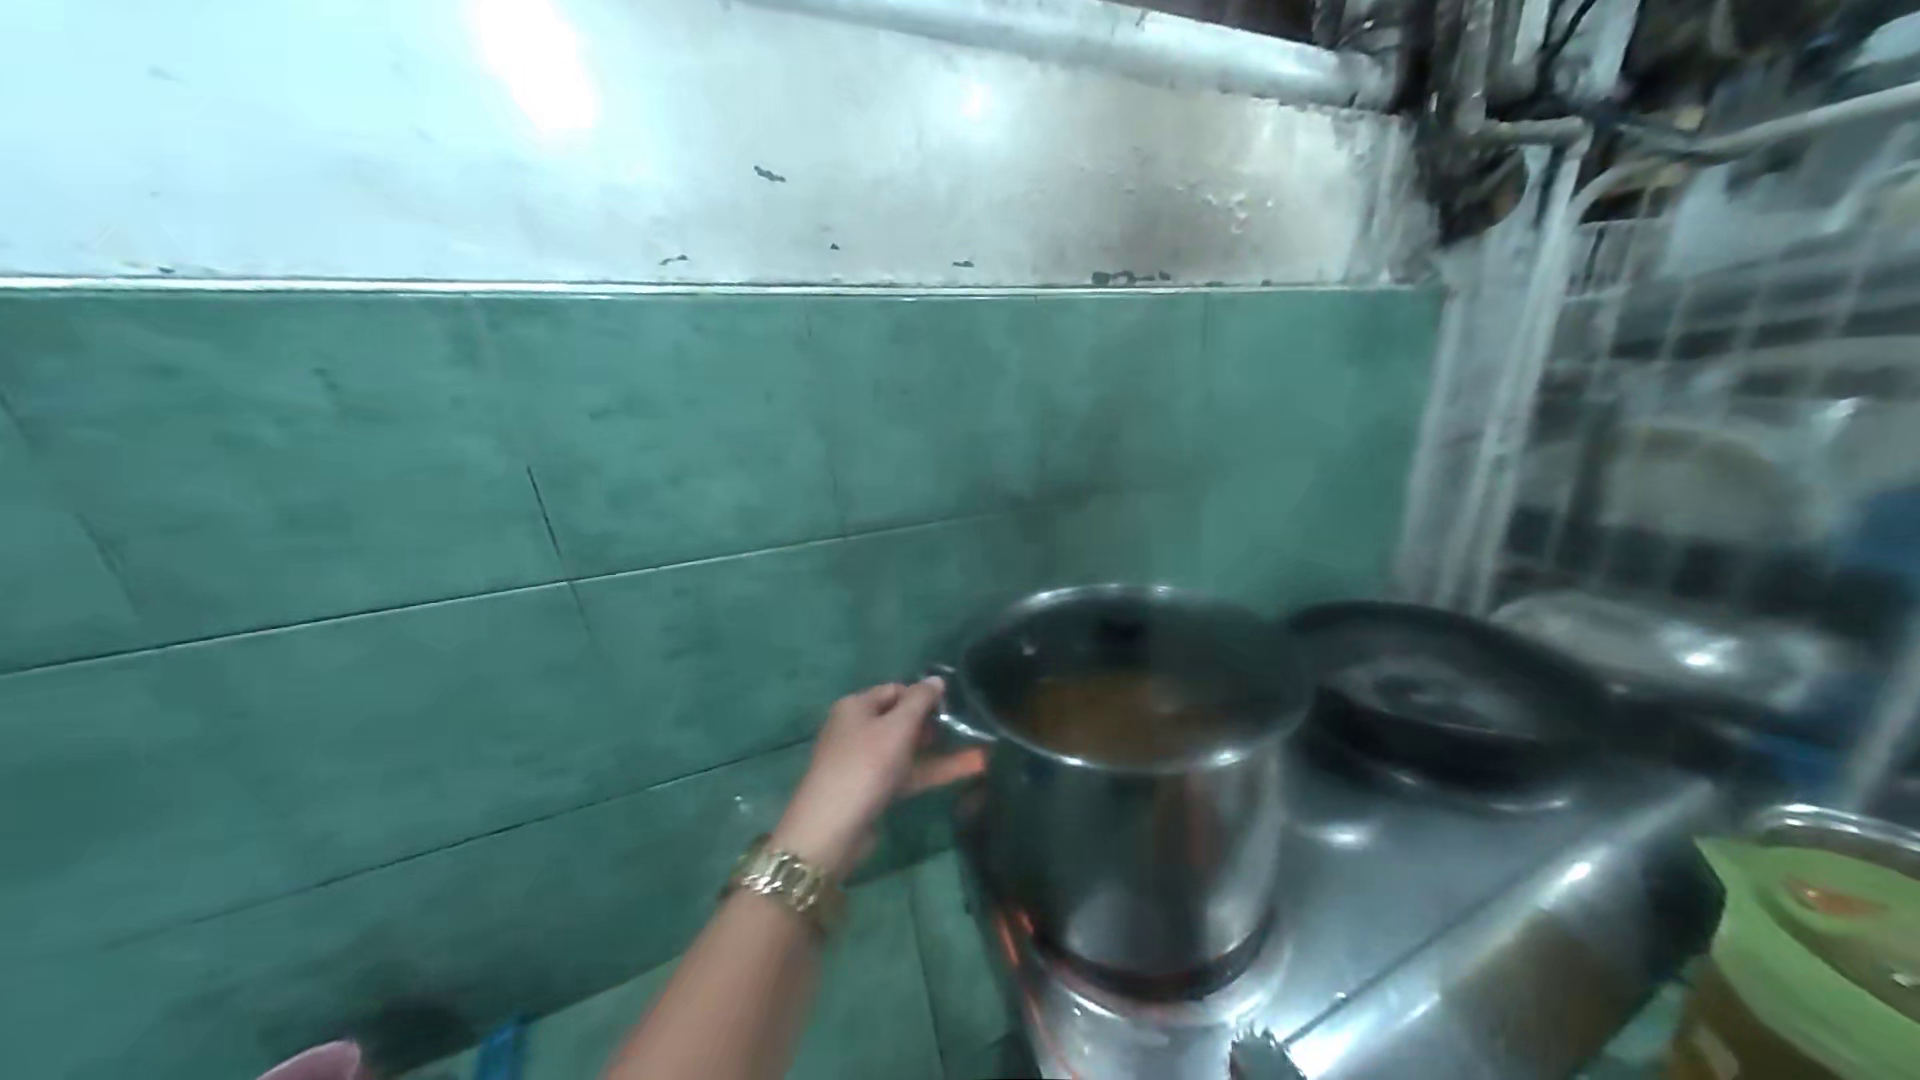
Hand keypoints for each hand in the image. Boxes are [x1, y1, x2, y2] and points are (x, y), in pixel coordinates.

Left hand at [770, 678, 981, 878]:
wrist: (832, 829)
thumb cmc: (866, 765)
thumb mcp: (897, 727)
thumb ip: (920, 700)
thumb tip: (936, 679)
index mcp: (855, 707)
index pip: (894, 690)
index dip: (923, 695)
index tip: (953, 704)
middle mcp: (857, 730)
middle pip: (900, 719)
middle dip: (932, 722)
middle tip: (964, 726)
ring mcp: (865, 762)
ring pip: (907, 749)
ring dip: (940, 748)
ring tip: (980, 747)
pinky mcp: (874, 790)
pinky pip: (908, 773)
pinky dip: (934, 770)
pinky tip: (968, 769)